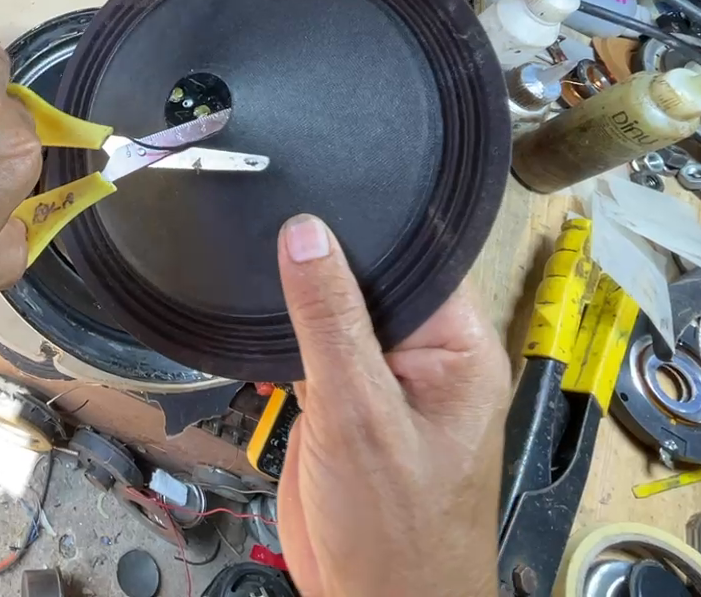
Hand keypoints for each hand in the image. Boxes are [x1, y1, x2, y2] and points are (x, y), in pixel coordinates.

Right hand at [273, 215, 509, 596]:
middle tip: (266, 195)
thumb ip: (329, 319)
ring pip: (331, 308)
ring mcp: (375, 375)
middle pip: (367, 277)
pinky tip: (246, 303)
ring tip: (248, 234)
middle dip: (319, 249)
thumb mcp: (358, 413)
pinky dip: (279, 329)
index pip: (414, 257)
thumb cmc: (391, 524)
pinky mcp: (338, 398)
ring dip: (293, 290)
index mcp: (454, 346)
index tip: (314, 176)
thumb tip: (304, 231)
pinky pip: (308, 342)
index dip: (367, 217)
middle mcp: (420, 352)